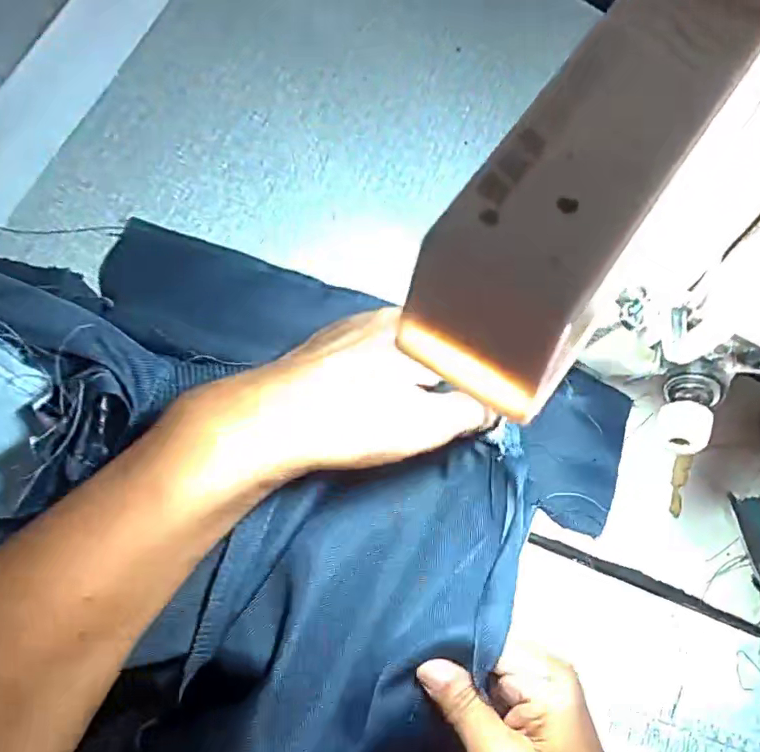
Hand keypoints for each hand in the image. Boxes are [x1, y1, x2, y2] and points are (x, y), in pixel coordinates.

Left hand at [167, 308, 494, 486]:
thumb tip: (491, 406)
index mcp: (416, 329)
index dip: (480, 366)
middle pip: (430, 339)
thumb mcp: (424, 426)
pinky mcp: (319, 348)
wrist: (268, 421)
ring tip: (413, 395)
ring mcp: (346, 328)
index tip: (488, 387)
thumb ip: (467, 412)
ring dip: (409, 367)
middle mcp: (383, 317)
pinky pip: (364, 352)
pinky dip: (377, 369)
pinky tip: (368, 391)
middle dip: (445, 365)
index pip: (465, 340)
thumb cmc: (353, 422)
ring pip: (395, 343)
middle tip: (453, 394)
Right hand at [418, 647, 651, 751]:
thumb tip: (427, 663)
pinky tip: (452, 704)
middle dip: (453, 665)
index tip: (409, 662)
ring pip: (492, 666)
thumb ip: (462, 706)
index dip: (447, 651)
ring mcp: (548, 683)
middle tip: (411, 678)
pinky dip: (478, 694)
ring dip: (463, 681)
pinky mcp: (543, 700)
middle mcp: (550, 668)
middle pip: (489, 650)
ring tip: (425, 689)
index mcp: (545, 677)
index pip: (485, 642)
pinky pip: (501, 683)